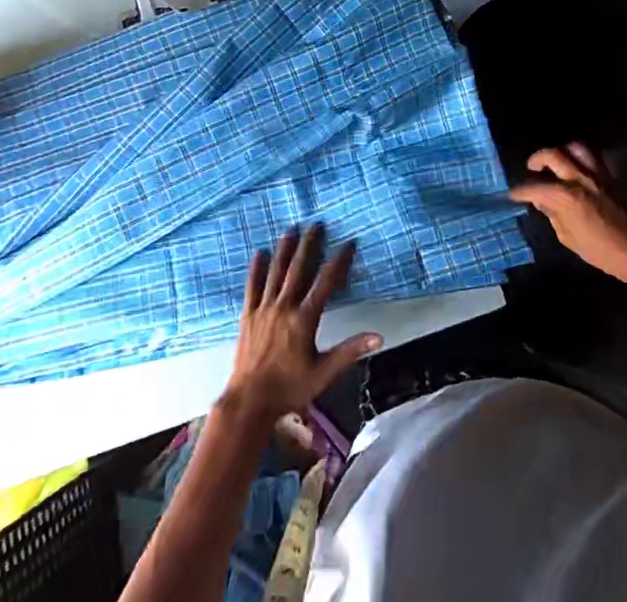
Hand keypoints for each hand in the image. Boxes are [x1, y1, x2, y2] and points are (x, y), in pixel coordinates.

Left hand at [221, 225, 380, 420]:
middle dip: (309, 246)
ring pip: (276, 273)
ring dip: (284, 249)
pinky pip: (252, 287)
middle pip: (299, 270)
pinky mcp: (248, 316)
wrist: (249, 401)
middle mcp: (283, 308)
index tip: (348, 244)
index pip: (325, 284)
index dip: (338, 262)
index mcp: (304, 320)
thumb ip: (350, 351)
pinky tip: (259, 253)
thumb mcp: (324, 373)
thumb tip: (378, 337)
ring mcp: (263, 310)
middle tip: (316, 224)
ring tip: (291, 229)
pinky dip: (256, 269)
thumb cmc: (290, 388)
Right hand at [511, 143, 626, 287]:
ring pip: (576, 148)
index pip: (533, 187)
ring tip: (558, 162)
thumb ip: (552, 214)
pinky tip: (584, 169)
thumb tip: (542, 201)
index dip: (519, 191)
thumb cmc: (601, 251)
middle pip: (552, 155)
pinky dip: (588, 160)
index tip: (513, 195)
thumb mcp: (567, 238)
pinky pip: (599, 158)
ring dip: (562, 152)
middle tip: (532, 169)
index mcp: (564, 196)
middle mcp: (579, 178)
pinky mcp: (614, 177)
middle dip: (536, 159)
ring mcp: (599, 175)